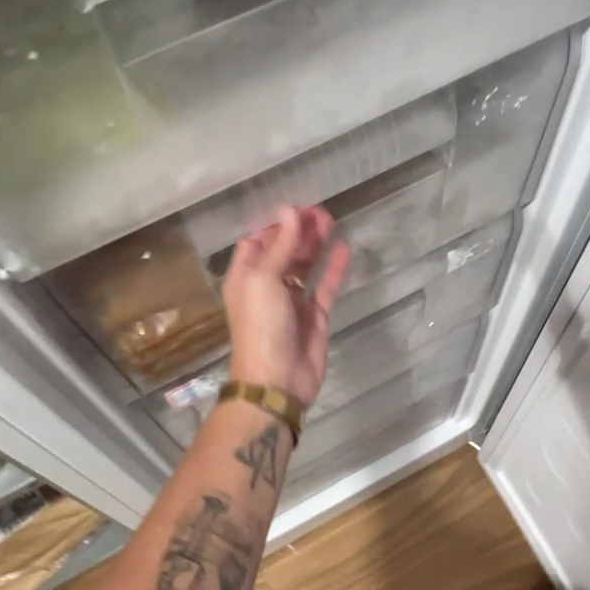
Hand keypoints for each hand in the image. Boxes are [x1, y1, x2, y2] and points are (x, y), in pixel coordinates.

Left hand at [222, 205, 350, 407]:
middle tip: (321, 211)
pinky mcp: (315, 318)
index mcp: (245, 278)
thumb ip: (280, 245)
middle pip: (283, 251)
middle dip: (299, 231)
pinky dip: (334, 269)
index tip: (297, 209)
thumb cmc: (261, 327)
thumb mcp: (264, 280)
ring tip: (332, 220)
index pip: (257, 242)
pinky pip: (326, 287)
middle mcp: (267, 288)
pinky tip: (344, 248)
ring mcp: (292, 303)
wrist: (277, 381)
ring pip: (305, 266)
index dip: (275, 224)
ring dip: (316, 244)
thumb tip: (290, 211)